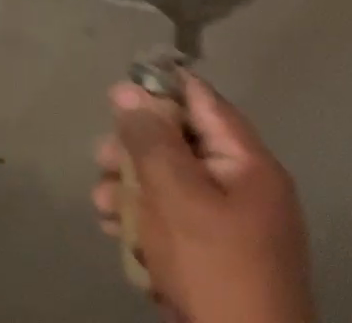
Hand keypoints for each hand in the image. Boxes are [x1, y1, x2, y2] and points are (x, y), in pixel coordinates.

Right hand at [92, 73, 315, 322]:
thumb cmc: (212, 263)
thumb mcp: (176, 194)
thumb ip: (150, 138)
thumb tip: (127, 88)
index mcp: (247, 165)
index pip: (202, 101)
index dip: (159, 87)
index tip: (114, 93)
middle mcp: (241, 184)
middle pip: (175, 141)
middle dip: (131, 150)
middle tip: (104, 162)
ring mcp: (227, 218)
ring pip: (163, 178)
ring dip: (127, 187)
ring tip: (105, 209)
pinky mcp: (209, 246)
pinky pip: (166, 212)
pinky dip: (139, 216)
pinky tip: (118, 230)